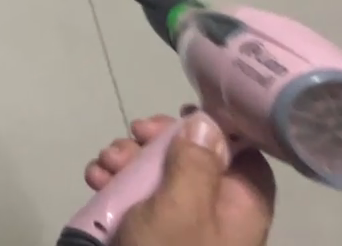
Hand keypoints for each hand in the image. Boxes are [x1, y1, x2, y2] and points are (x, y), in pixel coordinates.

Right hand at [86, 112, 276, 245]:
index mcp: (238, 208)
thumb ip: (196, 163)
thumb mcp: (181, 207)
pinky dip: (110, 179)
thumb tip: (210, 121)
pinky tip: (96, 180)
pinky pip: (130, 189)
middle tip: (134, 136)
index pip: (244, 158)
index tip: (181, 115)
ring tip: (105, 166)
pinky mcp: (146, 226)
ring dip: (125, 158)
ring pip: (154, 170)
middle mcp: (212, 212)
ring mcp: (177, 220)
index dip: (215, 132)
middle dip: (155, 142)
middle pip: (191, 158)